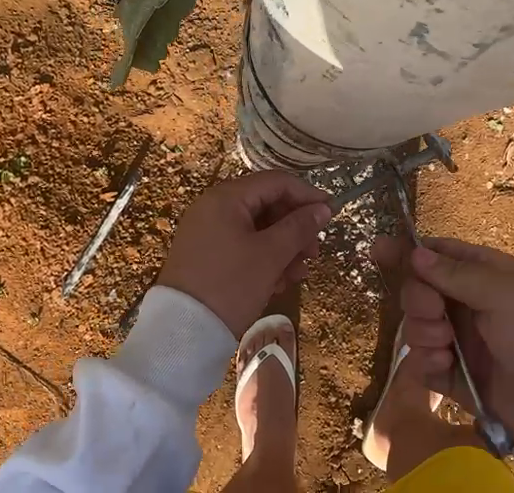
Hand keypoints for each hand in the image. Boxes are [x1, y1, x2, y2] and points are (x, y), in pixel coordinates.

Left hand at [156, 171, 330, 336]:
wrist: (182, 332)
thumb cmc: (230, 285)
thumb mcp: (270, 255)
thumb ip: (299, 228)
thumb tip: (323, 209)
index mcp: (226, 197)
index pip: (276, 182)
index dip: (307, 195)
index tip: (331, 214)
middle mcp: (214, 207)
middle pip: (266, 205)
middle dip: (295, 228)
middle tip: (315, 253)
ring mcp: (207, 232)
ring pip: (257, 229)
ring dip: (283, 248)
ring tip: (299, 274)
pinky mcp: (205, 256)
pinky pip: (242, 246)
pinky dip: (263, 259)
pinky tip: (279, 283)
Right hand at [372, 236, 513, 442]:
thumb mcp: (503, 293)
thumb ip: (455, 273)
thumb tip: (415, 254)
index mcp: (484, 273)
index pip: (438, 253)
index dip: (409, 251)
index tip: (378, 249)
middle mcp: (467, 303)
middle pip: (419, 288)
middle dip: (419, 298)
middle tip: (436, 312)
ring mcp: (460, 340)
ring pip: (416, 324)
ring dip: (423, 332)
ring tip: (446, 346)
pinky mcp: (454, 376)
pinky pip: (422, 362)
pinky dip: (427, 363)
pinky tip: (444, 367)